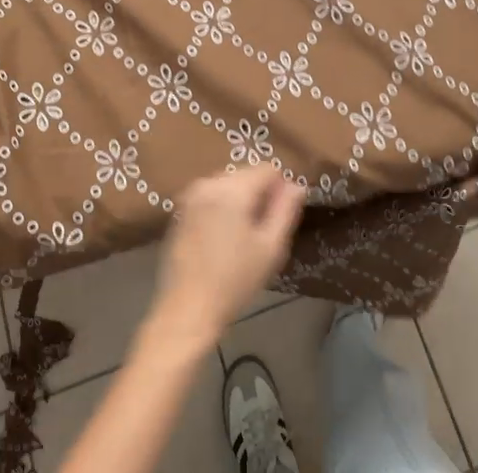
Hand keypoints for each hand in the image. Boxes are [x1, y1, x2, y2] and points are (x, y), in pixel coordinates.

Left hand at [152, 166, 305, 346]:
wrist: (188, 308)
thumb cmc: (235, 280)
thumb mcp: (271, 247)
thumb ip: (286, 210)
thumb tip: (296, 185)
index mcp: (232, 189)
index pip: (267, 169)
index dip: (282, 188)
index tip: (283, 215)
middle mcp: (208, 183)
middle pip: (246, 174)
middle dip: (260, 193)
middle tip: (265, 229)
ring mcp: (191, 196)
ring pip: (228, 184)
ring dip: (241, 200)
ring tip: (246, 234)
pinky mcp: (180, 210)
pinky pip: (211, 196)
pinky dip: (223, 207)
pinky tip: (225, 237)